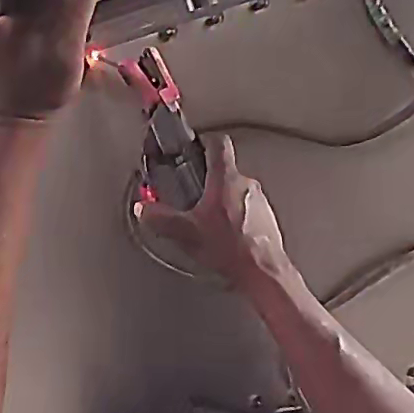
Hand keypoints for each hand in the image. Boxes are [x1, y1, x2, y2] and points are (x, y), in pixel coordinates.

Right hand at [137, 135, 293, 289]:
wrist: (262, 271)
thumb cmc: (230, 248)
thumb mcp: (185, 232)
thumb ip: (159, 218)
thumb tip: (145, 210)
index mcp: (225, 179)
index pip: (218, 144)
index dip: (205, 141)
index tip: (197, 145)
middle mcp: (247, 185)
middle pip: (226, 170)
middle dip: (209, 180)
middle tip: (194, 194)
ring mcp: (260, 202)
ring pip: (238, 191)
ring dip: (224, 200)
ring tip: (209, 220)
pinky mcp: (268, 219)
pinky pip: (249, 209)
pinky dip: (237, 217)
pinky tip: (225, 235)